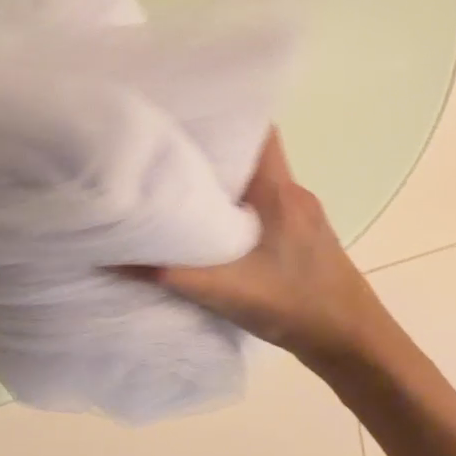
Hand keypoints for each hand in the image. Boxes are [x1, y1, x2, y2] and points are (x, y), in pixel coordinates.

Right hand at [137, 132, 400, 366]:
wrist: (353, 343)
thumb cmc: (294, 303)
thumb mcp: (218, 289)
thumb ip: (160, 271)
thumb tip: (103, 256)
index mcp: (278, 191)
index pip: (255, 131)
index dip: (219, 115)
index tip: (174, 113)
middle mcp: (289, 194)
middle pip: (244, 154)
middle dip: (200, 148)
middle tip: (149, 150)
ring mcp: (295, 216)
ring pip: (247, 182)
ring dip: (210, 181)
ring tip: (160, 185)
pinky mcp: (293, 236)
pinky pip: (252, 205)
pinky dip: (221, 205)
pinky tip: (191, 223)